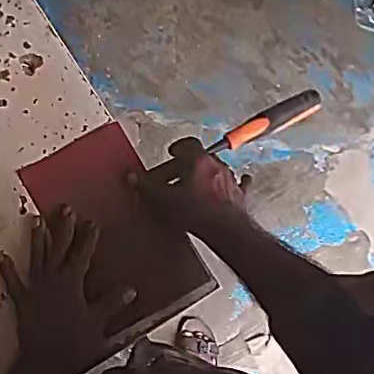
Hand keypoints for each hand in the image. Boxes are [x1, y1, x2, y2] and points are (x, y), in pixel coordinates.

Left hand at [0, 206, 137, 373]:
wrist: (46, 366)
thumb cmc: (76, 347)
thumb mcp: (99, 325)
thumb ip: (112, 305)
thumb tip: (130, 289)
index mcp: (72, 284)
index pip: (82, 254)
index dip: (87, 237)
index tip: (91, 220)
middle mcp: (52, 282)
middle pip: (58, 249)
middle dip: (62, 228)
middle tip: (64, 208)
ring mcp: (35, 291)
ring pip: (36, 258)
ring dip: (36, 240)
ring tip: (35, 220)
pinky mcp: (22, 303)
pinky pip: (13, 284)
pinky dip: (7, 271)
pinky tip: (1, 257)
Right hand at [132, 137, 251, 237]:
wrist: (226, 230)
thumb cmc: (198, 212)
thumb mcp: (164, 199)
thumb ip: (147, 186)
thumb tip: (134, 178)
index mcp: (198, 160)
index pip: (188, 144)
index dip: (178, 147)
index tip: (172, 151)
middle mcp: (216, 165)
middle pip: (199, 158)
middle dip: (186, 165)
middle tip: (174, 175)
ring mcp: (230, 179)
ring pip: (215, 171)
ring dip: (203, 176)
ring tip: (192, 188)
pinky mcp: (238, 194)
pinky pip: (235, 184)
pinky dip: (227, 185)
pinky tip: (225, 190)